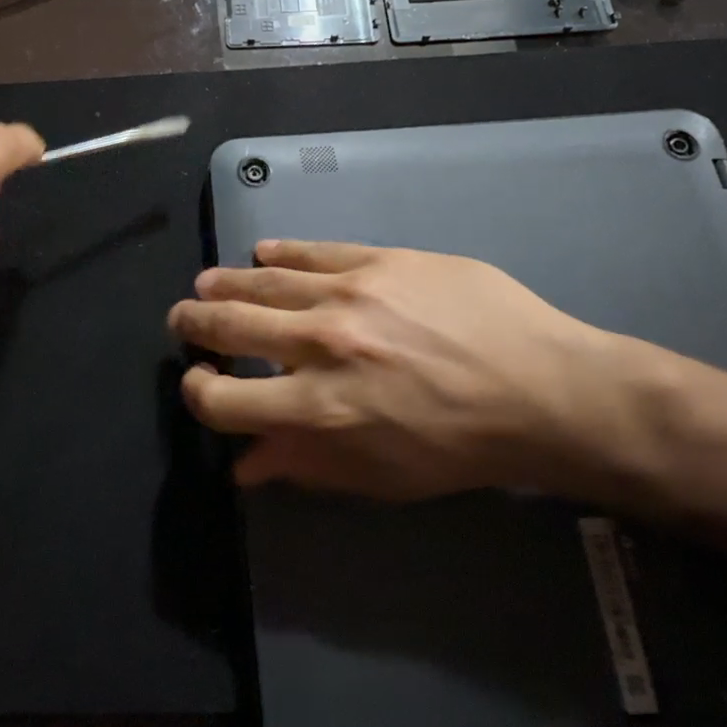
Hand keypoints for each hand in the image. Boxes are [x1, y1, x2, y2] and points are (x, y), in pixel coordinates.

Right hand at [169, 240, 624, 500]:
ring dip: (226, 284)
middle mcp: (321, 344)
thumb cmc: (458, 446)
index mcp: (319, 406)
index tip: (200, 385)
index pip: (223, 400)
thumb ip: (304, 465)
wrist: (542, 390)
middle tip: (183, 320)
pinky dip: (281, 252)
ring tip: (207, 284)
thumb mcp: (379, 475)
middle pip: (230, 326)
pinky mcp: (380, 260)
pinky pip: (315, 251)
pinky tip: (263, 252)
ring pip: (264, 281)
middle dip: (195, 324)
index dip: (198, 393)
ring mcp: (350, 293)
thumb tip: (243, 466)